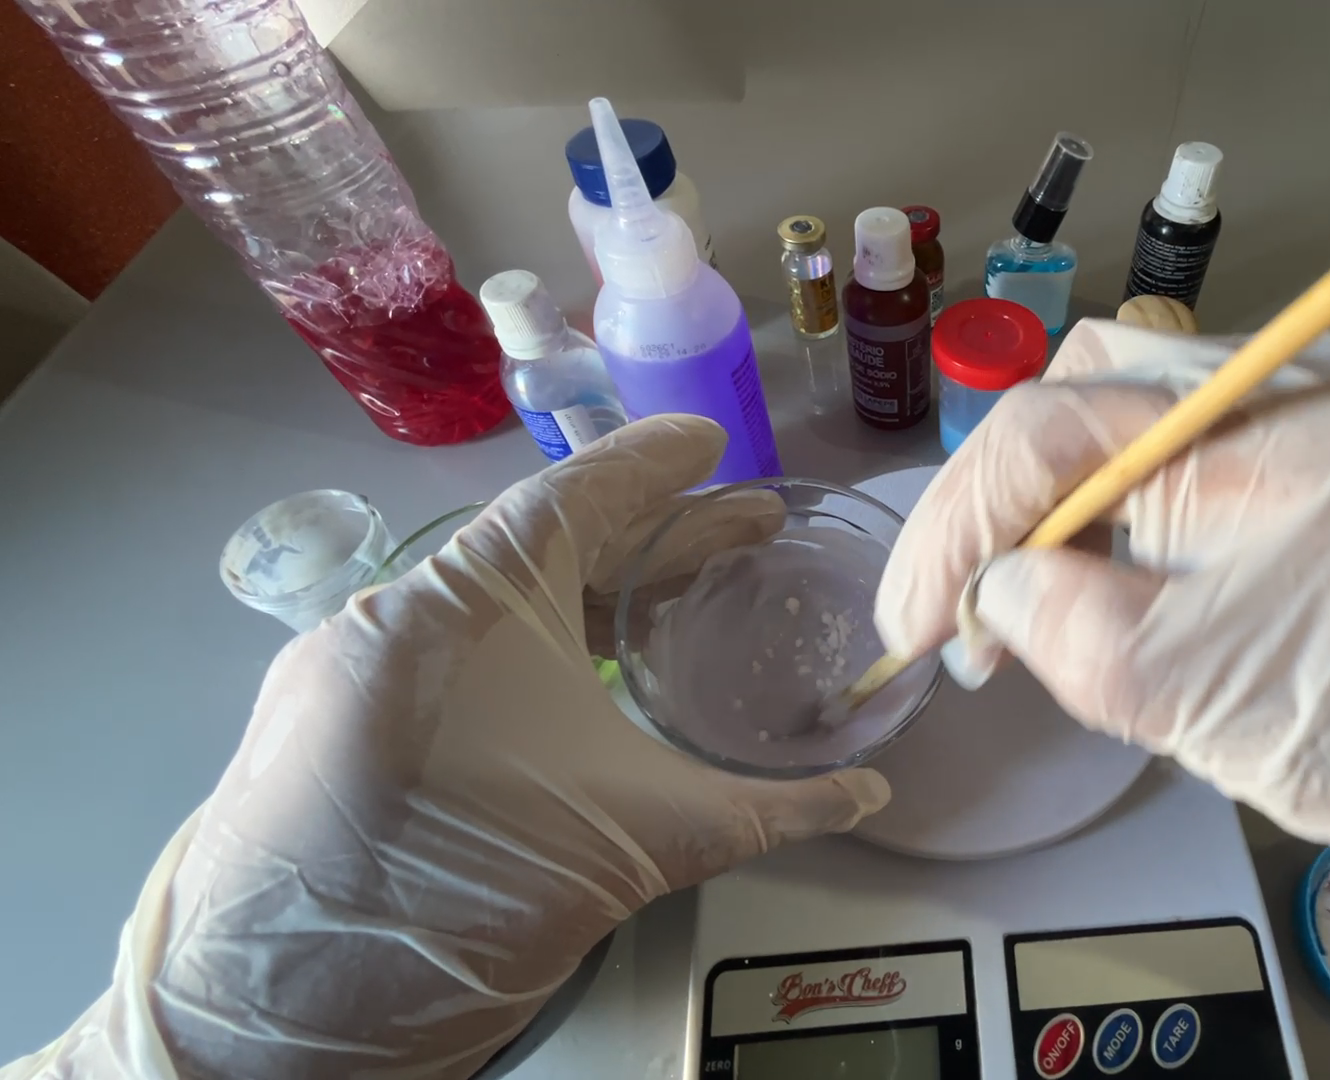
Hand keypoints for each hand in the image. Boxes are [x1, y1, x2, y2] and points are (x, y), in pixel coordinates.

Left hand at [9, 417, 887, 1079]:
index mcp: (466, 612)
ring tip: (704, 579)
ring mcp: (372, 663)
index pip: (572, 497)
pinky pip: (481, 635)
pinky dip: (563, 625)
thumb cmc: (466, 905)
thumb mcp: (643, 842)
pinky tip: (615, 651)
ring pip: (519, 590)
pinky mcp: (357, 712)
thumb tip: (871, 794)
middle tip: (756, 523)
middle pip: (560, 540)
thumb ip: (774, 809)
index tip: (713, 440)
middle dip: (668, 527)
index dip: (650, 461)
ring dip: (615, 579)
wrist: (275, 1044)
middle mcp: (409, 616)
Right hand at [875, 319, 1329, 967]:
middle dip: (997, 507)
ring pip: (1115, 425)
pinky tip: (1102, 583)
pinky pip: (1165, 460)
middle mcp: (1283, 379)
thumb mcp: (1221, 702)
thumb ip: (1078, 634)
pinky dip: (1106, 520)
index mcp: (1277, 420)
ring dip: (1048, 512)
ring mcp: (1297, 407)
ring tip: (1027, 606)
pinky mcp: (1302, 453)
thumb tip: (997, 588)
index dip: (959, 523)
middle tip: (965, 613)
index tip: (910, 624)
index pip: (1060, 429)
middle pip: (1079, 397)